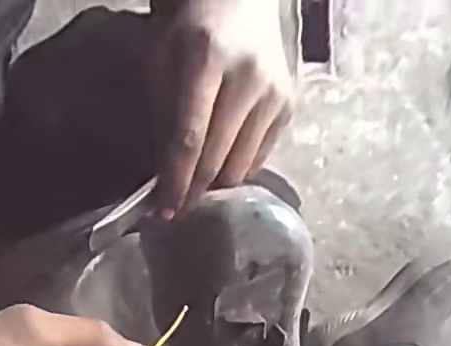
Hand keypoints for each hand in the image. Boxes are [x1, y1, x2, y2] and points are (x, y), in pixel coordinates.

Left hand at [154, 0, 293, 215]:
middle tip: (177, 209)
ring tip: (197, 184)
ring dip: (215, 185)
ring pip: (239, 169)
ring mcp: (273, 94)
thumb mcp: (162, 59)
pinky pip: (257, 160)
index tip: (165, 213)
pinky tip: (222, 158)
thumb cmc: (192, 27)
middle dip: (192, 192)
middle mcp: (247, 77)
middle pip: (216, 160)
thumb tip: (164, 179)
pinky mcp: (288, 107)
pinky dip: (235, 168)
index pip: (189, 139)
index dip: (175, 182)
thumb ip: (162, 118)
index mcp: (207, 58)